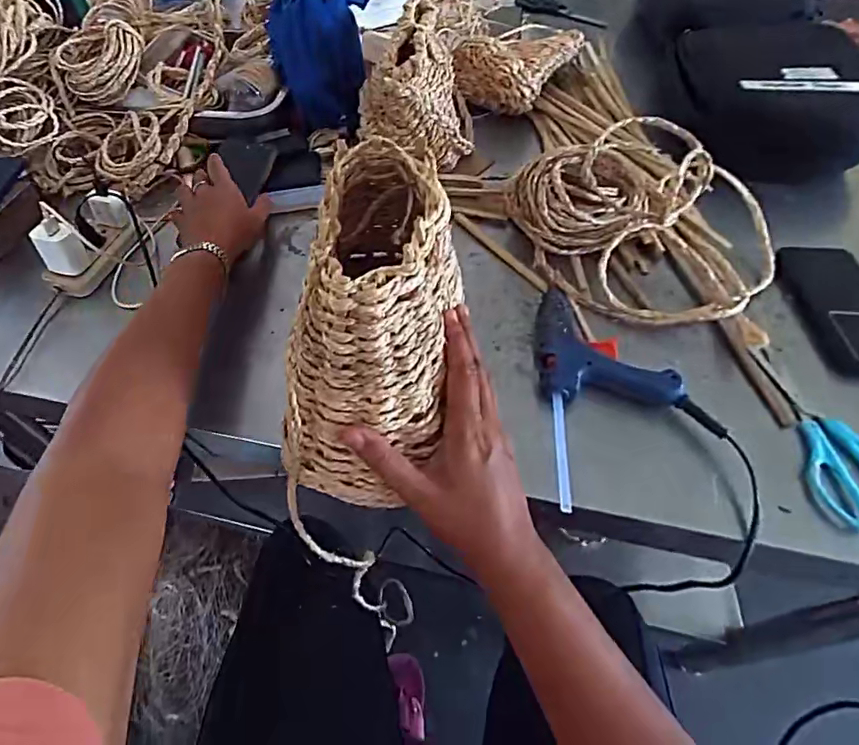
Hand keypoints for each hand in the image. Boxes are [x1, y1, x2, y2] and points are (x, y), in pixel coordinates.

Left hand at [175, 154, 270, 261]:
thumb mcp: (257, 221)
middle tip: (203, 175)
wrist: (209, 252)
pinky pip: (176, 212)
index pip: (218, 168)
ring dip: (186, 188)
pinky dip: (177, 211)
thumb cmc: (236, 233)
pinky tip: (178, 213)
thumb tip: (266, 197)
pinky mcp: (180, 220)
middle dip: (201, 174)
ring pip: (183, 190)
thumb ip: (263, 206)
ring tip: (187, 188)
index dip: (215, 161)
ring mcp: (189, 205)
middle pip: (199, 177)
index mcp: (224, 188)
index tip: (213, 157)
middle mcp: (204, 192)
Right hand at [341, 306, 540, 581]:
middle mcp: (488, 425)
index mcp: (469, 431)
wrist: (511, 550)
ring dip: (475, 356)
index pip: (464, 376)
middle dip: (468, 339)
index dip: (457, 343)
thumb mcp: (419, 494)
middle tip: (457, 309)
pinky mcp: (501, 444)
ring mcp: (498, 434)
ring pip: (487, 385)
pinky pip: (489, 399)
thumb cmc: (465, 522)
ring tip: (463, 333)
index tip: (449, 315)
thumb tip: (348, 432)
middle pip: (480, 373)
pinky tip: (469, 379)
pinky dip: (478, 377)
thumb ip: (385, 462)